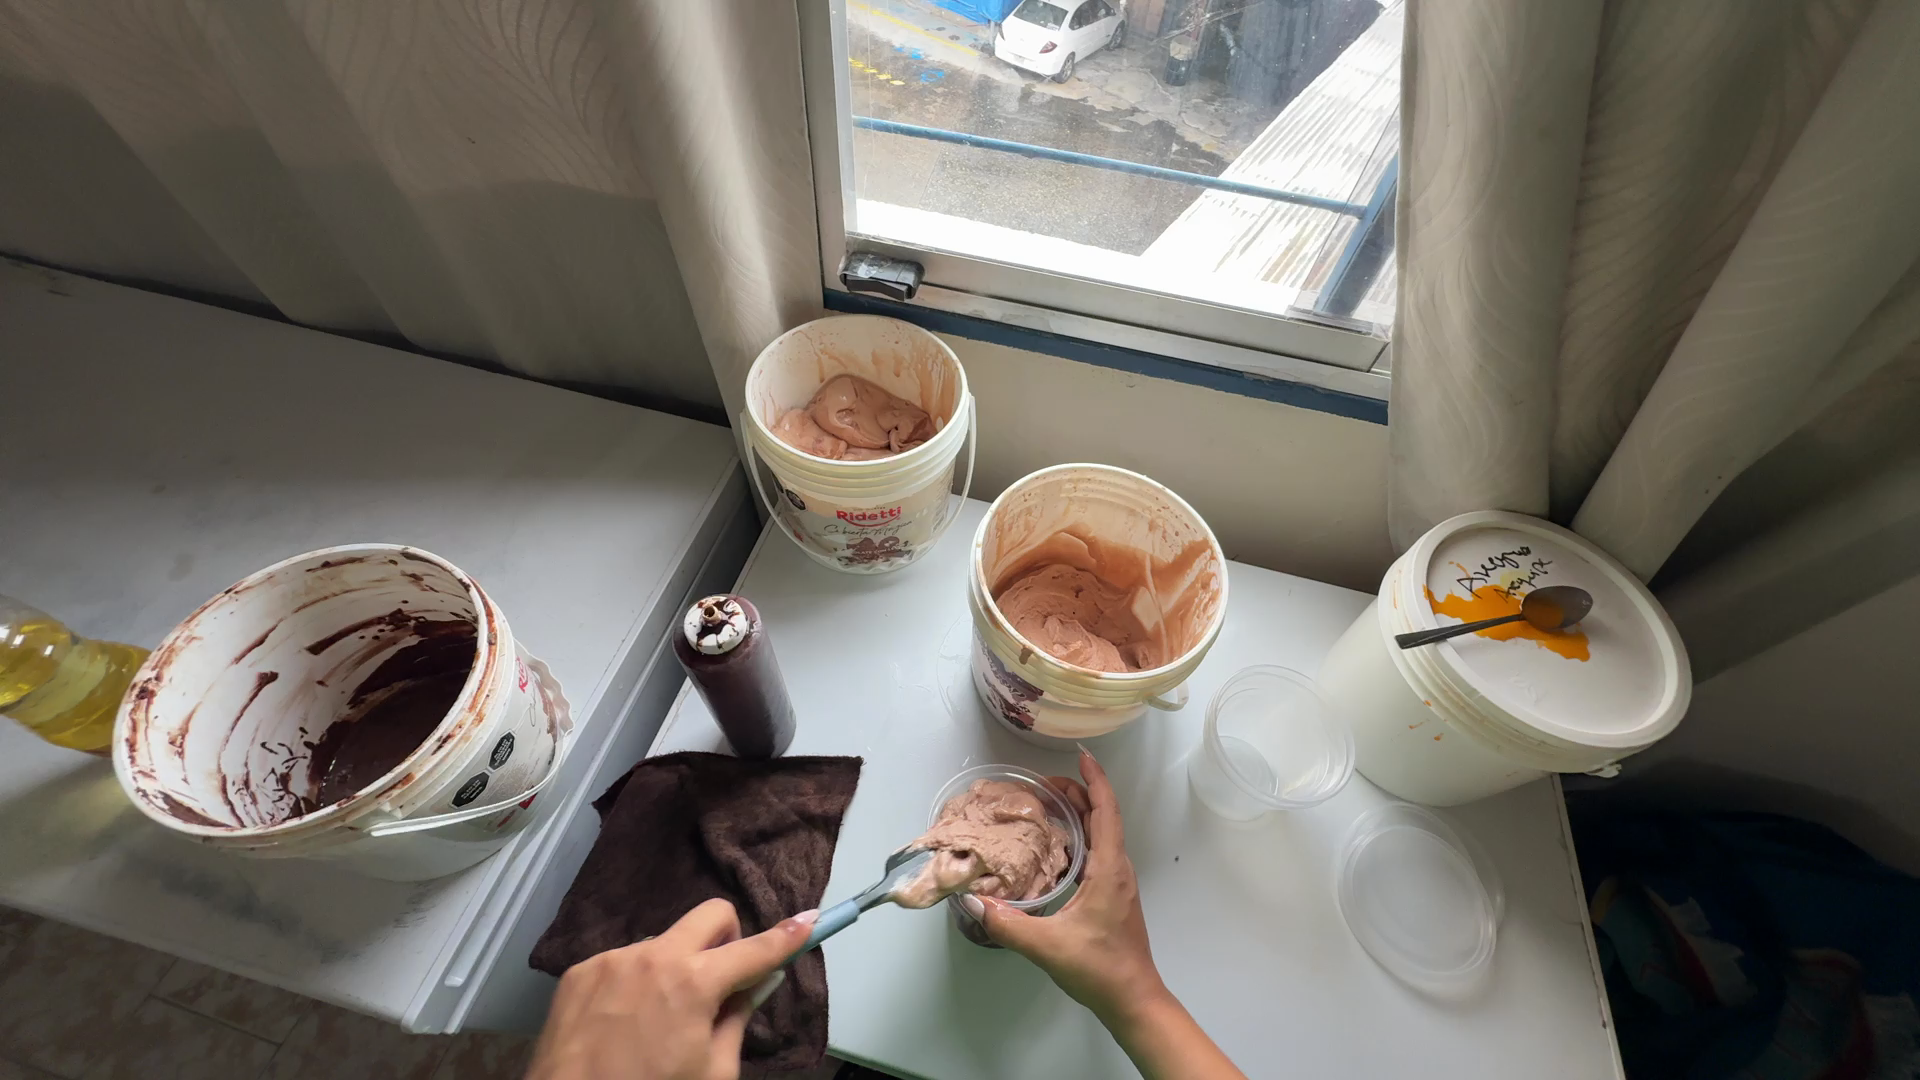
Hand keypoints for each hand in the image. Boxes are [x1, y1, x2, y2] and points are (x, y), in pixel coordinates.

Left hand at [526, 898, 817, 1079]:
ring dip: (674, 968)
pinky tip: (619, 1024)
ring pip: (666, 942)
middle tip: (719, 978)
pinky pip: (625, 962)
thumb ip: (735, 1022)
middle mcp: (655, 956)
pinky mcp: (579, 971)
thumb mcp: (710, 1075)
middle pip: (712, 914)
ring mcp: (613, 959)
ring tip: (653, 1020)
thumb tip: (750, 986)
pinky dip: (634, 984)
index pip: (756, 950)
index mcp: (693, 984)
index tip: (811, 918)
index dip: (788, 936)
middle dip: (727, 938)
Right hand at [967, 748, 1170, 1026]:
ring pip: (1102, 831)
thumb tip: (973, 900)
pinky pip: (1099, 848)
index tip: (1082, 755)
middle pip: (1102, 815)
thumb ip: (1008, 924)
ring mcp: (1118, 880)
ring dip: (1080, 810)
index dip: (1095, 780)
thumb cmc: (1100, 969)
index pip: (1106, 810)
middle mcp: (1117, 867)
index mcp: (1109, 868)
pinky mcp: (1113, 893)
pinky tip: (1057, 842)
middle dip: (1078, 791)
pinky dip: (1081, 832)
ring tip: (1047, 802)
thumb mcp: (1049, 946)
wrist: (1134, 1002)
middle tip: (1043, 782)